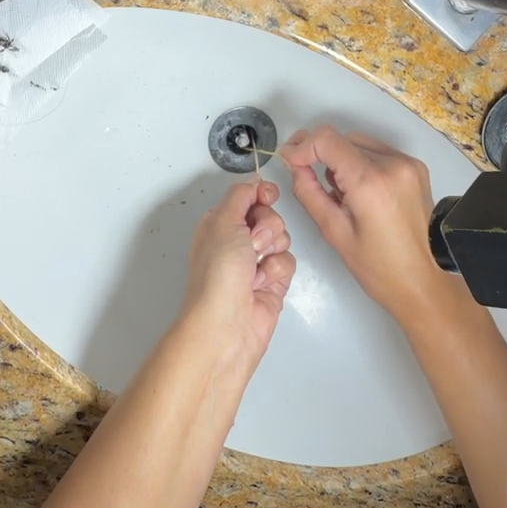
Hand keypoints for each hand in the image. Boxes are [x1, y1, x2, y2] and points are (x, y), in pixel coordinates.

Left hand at [179, 180, 295, 365]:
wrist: (226, 325)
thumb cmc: (218, 273)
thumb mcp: (223, 222)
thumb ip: (240, 196)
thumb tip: (254, 182)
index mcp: (220, 223)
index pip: (248, 197)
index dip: (261, 195)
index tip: (268, 197)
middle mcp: (237, 240)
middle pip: (270, 215)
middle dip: (267, 227)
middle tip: (253, 244)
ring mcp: (255, 262)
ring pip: (282, 238)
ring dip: (273, 250)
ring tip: (256, 269)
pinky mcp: (272, 281)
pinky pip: (288, 261)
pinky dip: (278, 270)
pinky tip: (263, 283)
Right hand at [279, 126, 448, 326]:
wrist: (426, 284)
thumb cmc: (380, 268)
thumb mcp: (334, 232)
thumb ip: (308, 191)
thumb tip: (294, 165)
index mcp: (371, 182)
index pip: (327, 140)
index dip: (302, 145)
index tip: (288, 159)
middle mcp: (394, 164)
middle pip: (342, 139)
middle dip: (319, 153)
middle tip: (305, 175)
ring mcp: (408, 164)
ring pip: (359, 143)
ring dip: (340, 158)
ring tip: (337, 192)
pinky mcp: (416, 169)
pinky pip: (377, 153)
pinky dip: (360, 163)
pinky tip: (358, 191)